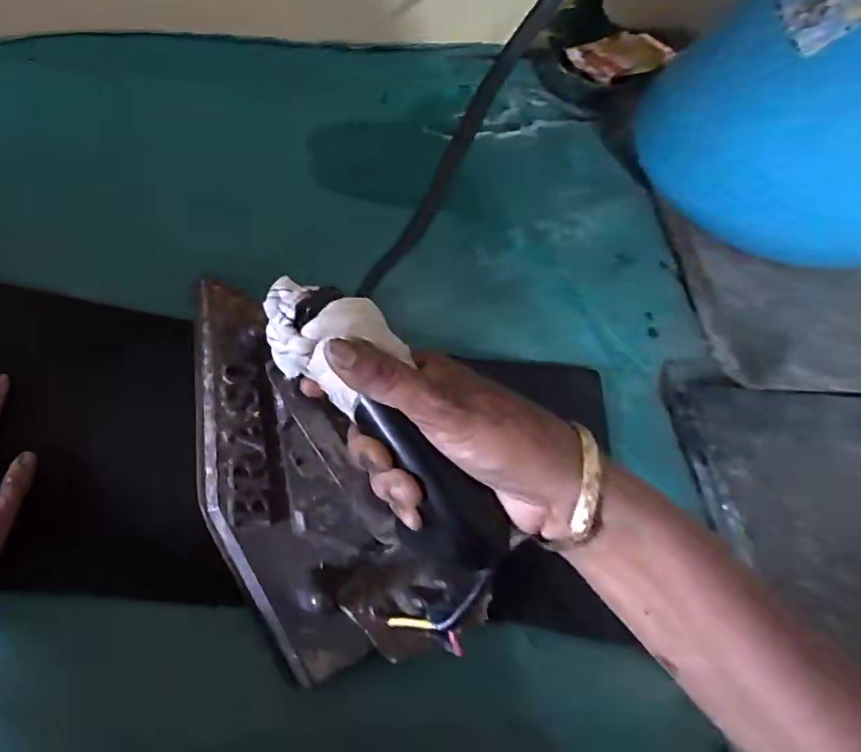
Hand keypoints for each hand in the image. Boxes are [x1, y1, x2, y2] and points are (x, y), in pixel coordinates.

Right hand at [301, 339, 584, 537]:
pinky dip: (402, 499)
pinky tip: (416, 513)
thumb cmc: (497, 435)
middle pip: (366, 423)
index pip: (363, 367)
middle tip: (383, 466)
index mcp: (417, 375)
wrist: (556, 493)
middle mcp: (417, 405)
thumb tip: (331, 347)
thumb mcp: (436, 405)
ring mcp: (427, 442)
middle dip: (369, 451)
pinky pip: (400, 484)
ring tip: (410, 498)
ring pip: (381, 458)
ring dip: (387, 481)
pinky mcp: (437, 476)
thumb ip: (383, 379)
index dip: (333, 378)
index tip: (305, 389)